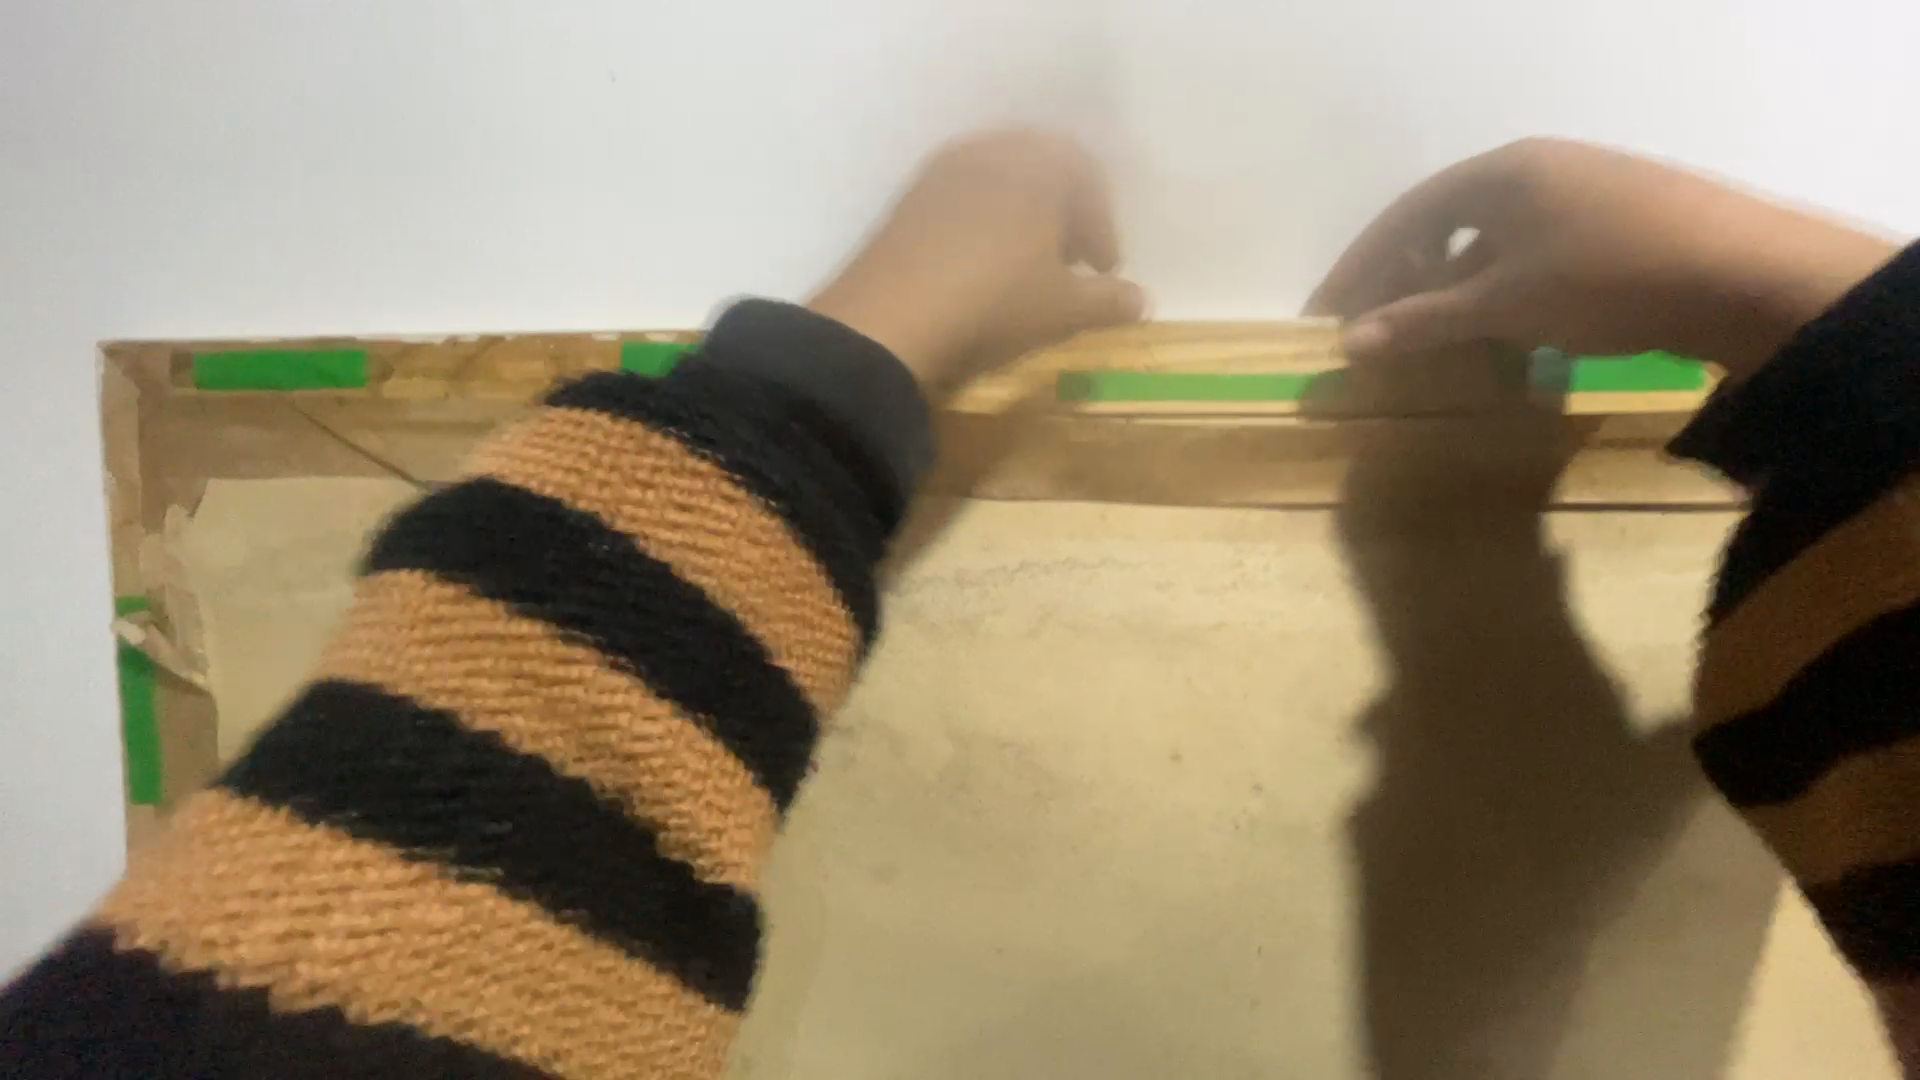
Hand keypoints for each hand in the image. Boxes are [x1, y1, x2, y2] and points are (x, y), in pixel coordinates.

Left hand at [808, 130, 1145, 391]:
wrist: (889, 320)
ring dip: (1021, 224)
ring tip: (1024, 271)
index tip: (1106, 270)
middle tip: (1068, 266)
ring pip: (1000, 188)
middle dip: (1063, 221)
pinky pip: (961, 205)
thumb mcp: (1062, 310)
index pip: (1089, 182)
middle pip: (1043, 177)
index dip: (1103, 230)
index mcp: (1041, 163)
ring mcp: (943, 171)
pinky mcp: (907, 200)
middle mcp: (993, 151)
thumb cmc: (994, 304)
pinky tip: (977, 273)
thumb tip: (1143, 301)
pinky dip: (981, 231)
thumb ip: (1108, 301)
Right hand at [1309, 137, 1897, 381]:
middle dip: (1395, 278)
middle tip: (1365, 324)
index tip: (1324, 312)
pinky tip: (1481, 325)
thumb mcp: (1499, 303)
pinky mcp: (1603, 222)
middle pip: (1436, 226)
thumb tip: (1347, 344)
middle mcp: (1532, 171)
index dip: (1355, 267)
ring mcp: (1572, 194)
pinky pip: (1516, 253)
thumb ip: (1419, 320)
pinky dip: (1484, 288)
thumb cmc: (1603, 278)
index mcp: (1499, 174)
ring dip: (1439, 288)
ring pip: (1477, 243)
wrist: (1750, 278)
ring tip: (1417, 331)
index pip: (1401, 218)